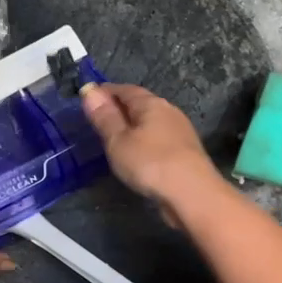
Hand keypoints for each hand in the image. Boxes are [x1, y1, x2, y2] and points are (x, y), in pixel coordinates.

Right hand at [82, 84, 224, 210]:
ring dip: (133, 124)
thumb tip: (89, 90)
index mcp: (151, 104)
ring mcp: (179, 131)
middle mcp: (168, 111)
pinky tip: (138, 151)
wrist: (192, 192)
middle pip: (140, 103)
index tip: (89, 97)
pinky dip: (144, 139)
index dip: (106, 91)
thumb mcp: (118, 141)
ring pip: (151, 121)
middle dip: (120, 107)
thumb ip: (104, 117)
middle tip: (99, 117)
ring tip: (116, 136)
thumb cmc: (149, 163)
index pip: (125, 90)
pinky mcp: (184, 150)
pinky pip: (158, 137)